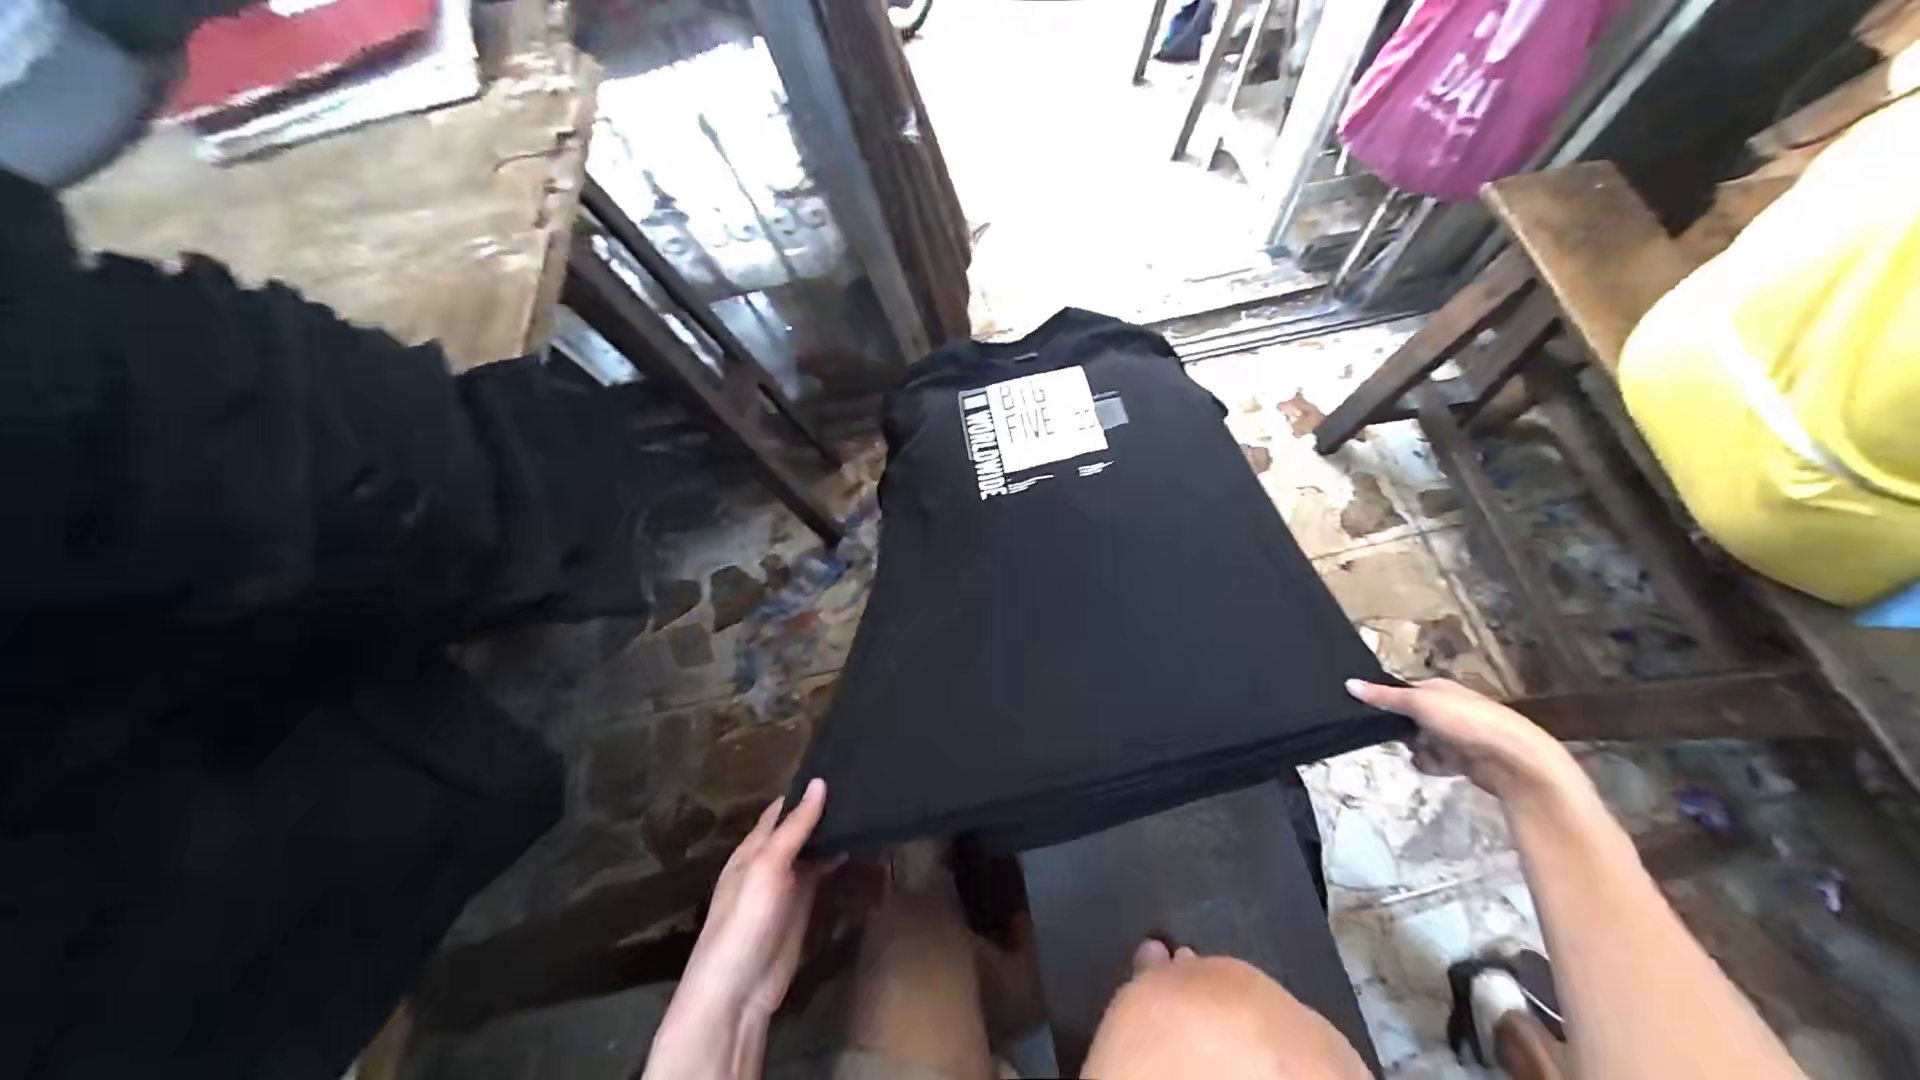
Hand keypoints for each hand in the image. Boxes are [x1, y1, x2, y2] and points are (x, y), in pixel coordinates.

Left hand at [646, 779, 837, 1079]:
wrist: (739, 991)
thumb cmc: (745, 920)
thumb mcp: (767, 866)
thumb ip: (794, 827)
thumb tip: (820, 783)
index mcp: (753, 847)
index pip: (782, 808)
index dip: (806, 789)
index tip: (839, 766)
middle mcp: (770, 860)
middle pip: (800, 827)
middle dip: (824, 808)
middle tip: (862, 784)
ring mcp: (788, 884)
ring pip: (813, 849)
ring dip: (833, 833)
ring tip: (866, 807)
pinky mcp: (803, 906)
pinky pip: (822, 874)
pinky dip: (837, 859)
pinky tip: (857, 845)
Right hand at [1346, 678, 1592, 809]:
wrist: (1516, 761)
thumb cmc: (1467, 722)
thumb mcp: (1419, 703)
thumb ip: (1383, 697)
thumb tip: (1348, 683)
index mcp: (1439, 689)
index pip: (1401, 693)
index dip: (1387, 703)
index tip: (1372, 714)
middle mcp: (1448, 709)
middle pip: (1407, 719)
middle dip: (1402, 730)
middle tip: (1402, 736)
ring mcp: (1457, 735)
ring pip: (1419, 742)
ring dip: (1419, 750)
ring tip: (1428, 754)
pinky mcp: (1464, 760)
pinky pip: (1434, 761)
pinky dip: (1433, 765)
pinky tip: (1440, 767)